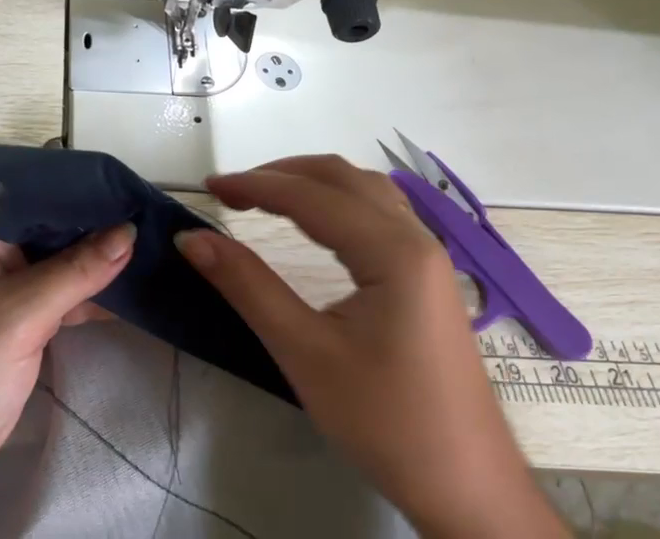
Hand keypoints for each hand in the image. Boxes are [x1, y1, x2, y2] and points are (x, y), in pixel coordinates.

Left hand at [0, 204, 135, 537]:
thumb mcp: (19, 317)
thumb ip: (75, 272)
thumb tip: (130, 230)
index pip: (42, 197)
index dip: (89, 195)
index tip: (139, 195)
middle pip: (58, 225)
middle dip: (103, 227)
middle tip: (160, 222)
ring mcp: (10, 281)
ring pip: (67, 259)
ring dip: (105, 260)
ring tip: (160, 247)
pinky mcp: (27, 314)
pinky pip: (69, 290)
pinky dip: (98, 291)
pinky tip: (139, 286)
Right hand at [174, 156, 567, 538]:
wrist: (467, 486)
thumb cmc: (386, 421)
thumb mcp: (305, 353)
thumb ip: (247, 286)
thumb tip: (192, 237)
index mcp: (393, 252)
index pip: (312, 195)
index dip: (255, 185)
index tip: (208, 188)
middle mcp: (416, 240)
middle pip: (343, 178)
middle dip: (282, 174)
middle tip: (230, 192)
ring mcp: (429, 259)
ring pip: (366, 191)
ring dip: (312, 182)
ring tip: (264, 197)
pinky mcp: (428, 279)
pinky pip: (380, 214)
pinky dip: (337, 202)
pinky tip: (317, 223)